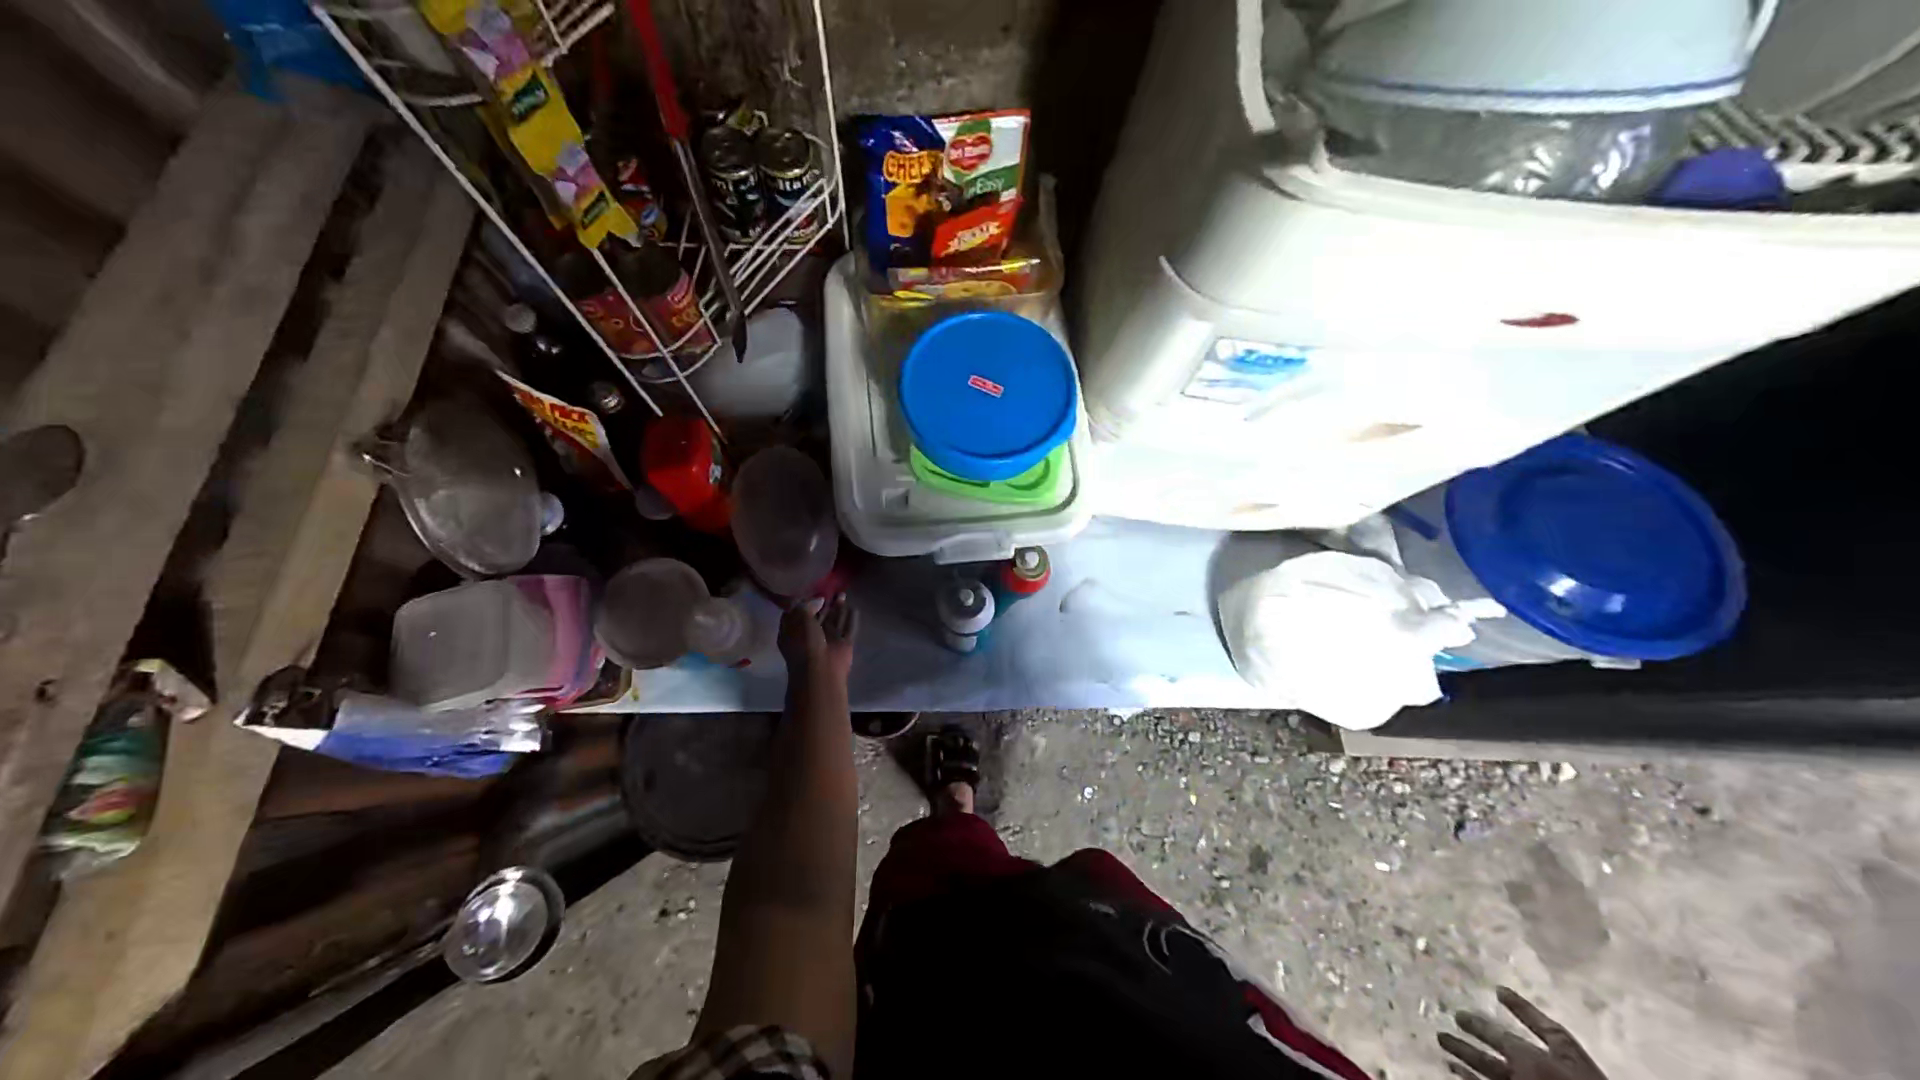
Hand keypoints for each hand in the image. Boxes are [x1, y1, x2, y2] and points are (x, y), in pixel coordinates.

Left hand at [779, 593, 854, 684]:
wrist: (821, 669)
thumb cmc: (805, 642)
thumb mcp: (800, 617)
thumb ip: (808, 605)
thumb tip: (819, 600)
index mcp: (794, 631)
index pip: (797, 613)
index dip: (804, 602)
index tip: (811, 590)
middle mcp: (810, 635)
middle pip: (818, 616)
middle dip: (824, 604)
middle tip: (830, 589)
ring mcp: (828, 640)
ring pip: (834, 621)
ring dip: (838, 608)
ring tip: (842, 593)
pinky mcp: (843, 644)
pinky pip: (848, 627)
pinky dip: (851, 618)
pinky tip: (854, 607)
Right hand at [1438, 987, 1607, 1079]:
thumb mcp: (1537, 1063)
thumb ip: (1512, 1045)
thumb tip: (1493, 1004)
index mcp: (1564, 1057)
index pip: (1544, 1027)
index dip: (1522, 1008)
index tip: (1498, 989)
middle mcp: (1545, 1070)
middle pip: (1508, 1046)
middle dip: (1481, 1030)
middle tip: (1457, 1014)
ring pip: (1493, 1068)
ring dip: (1465, 1053)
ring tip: (1441, 1038)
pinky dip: (1468, 1078)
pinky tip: (1452, 1068)